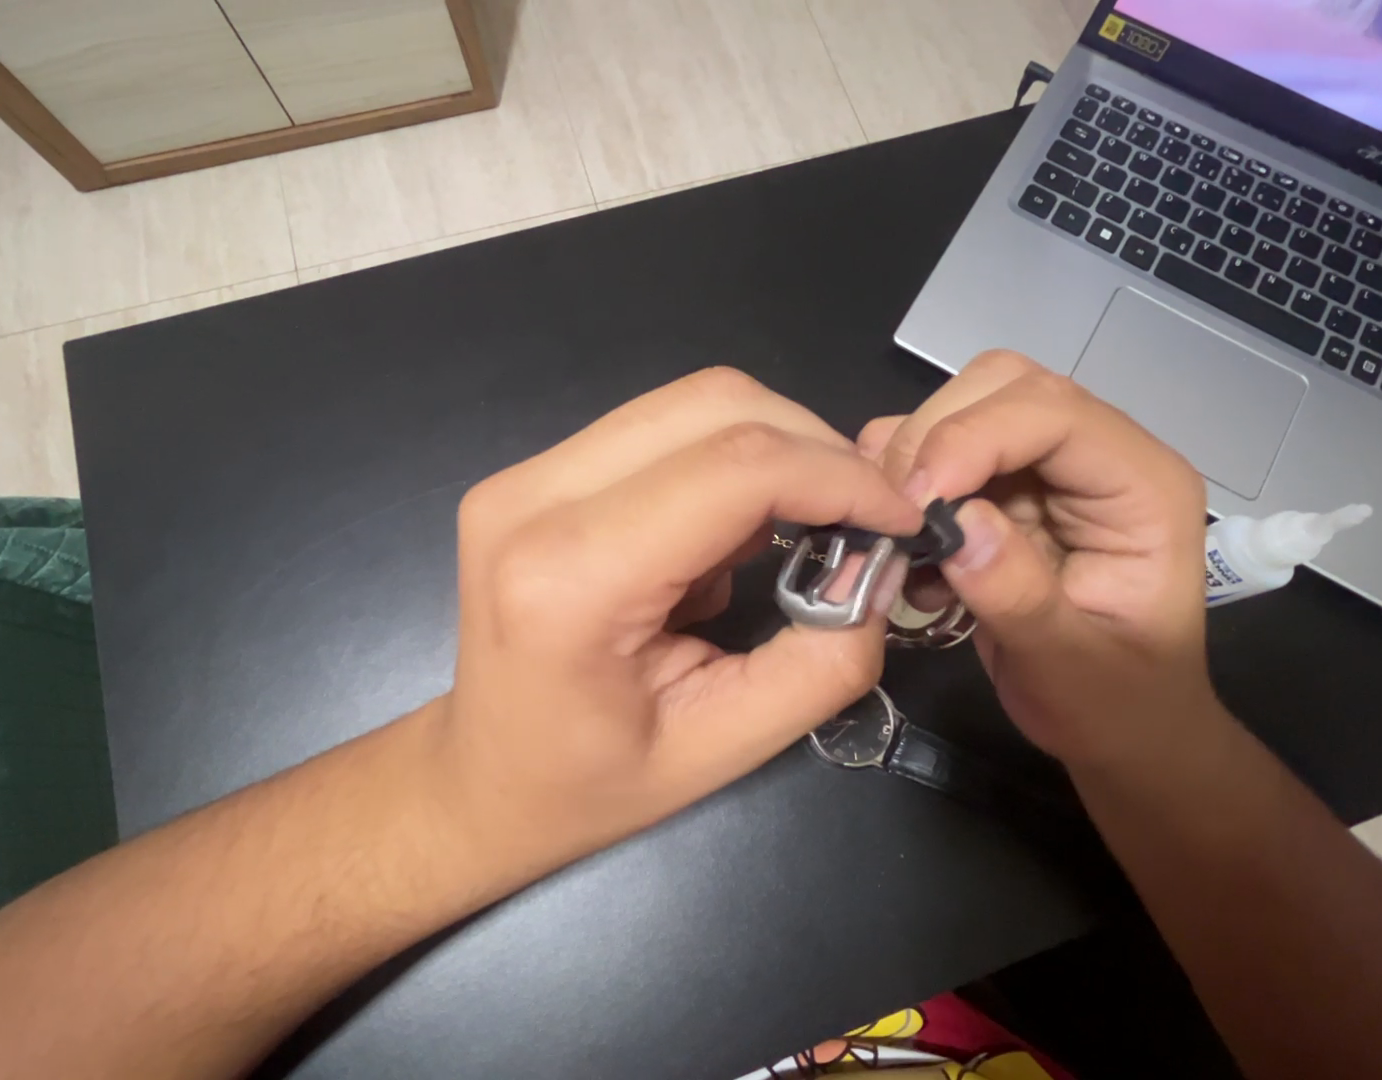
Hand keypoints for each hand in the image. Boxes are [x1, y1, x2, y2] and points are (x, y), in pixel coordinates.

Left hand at [431, 368, 921, 878]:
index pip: (735, 468)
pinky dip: (726, 463)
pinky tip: (731, 535)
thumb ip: (820, 663)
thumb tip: (877, 569)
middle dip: (814, 450)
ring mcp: (524, 474)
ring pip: (690, 405)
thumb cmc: (590, 783)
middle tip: (859, 519)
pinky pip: (661, 428)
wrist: (482, 778)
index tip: (899, 518)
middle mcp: (532, 499)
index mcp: (572, 578)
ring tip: (797, 532)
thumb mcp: (722, 749)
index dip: (839, 477)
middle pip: (715, 405)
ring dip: (772, 452)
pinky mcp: (535, 472)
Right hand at [859, 350, 1214, 765]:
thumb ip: (1019, 596)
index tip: (915, 505)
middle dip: (933, 439)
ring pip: (961, 407)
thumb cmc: (1112, 704)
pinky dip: (901, 483)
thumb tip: (957, 524)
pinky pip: (936, 450)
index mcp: (1140, 487)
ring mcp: (1045, 467)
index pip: (1053, 412)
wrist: (1114, 727)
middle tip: (897, 517)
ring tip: (898, 537)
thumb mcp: (1071, 667)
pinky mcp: (1002, 488)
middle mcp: (1094, 457)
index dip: (973, 439)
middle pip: (1002, 385)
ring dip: (910, 461)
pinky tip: (906, 545)